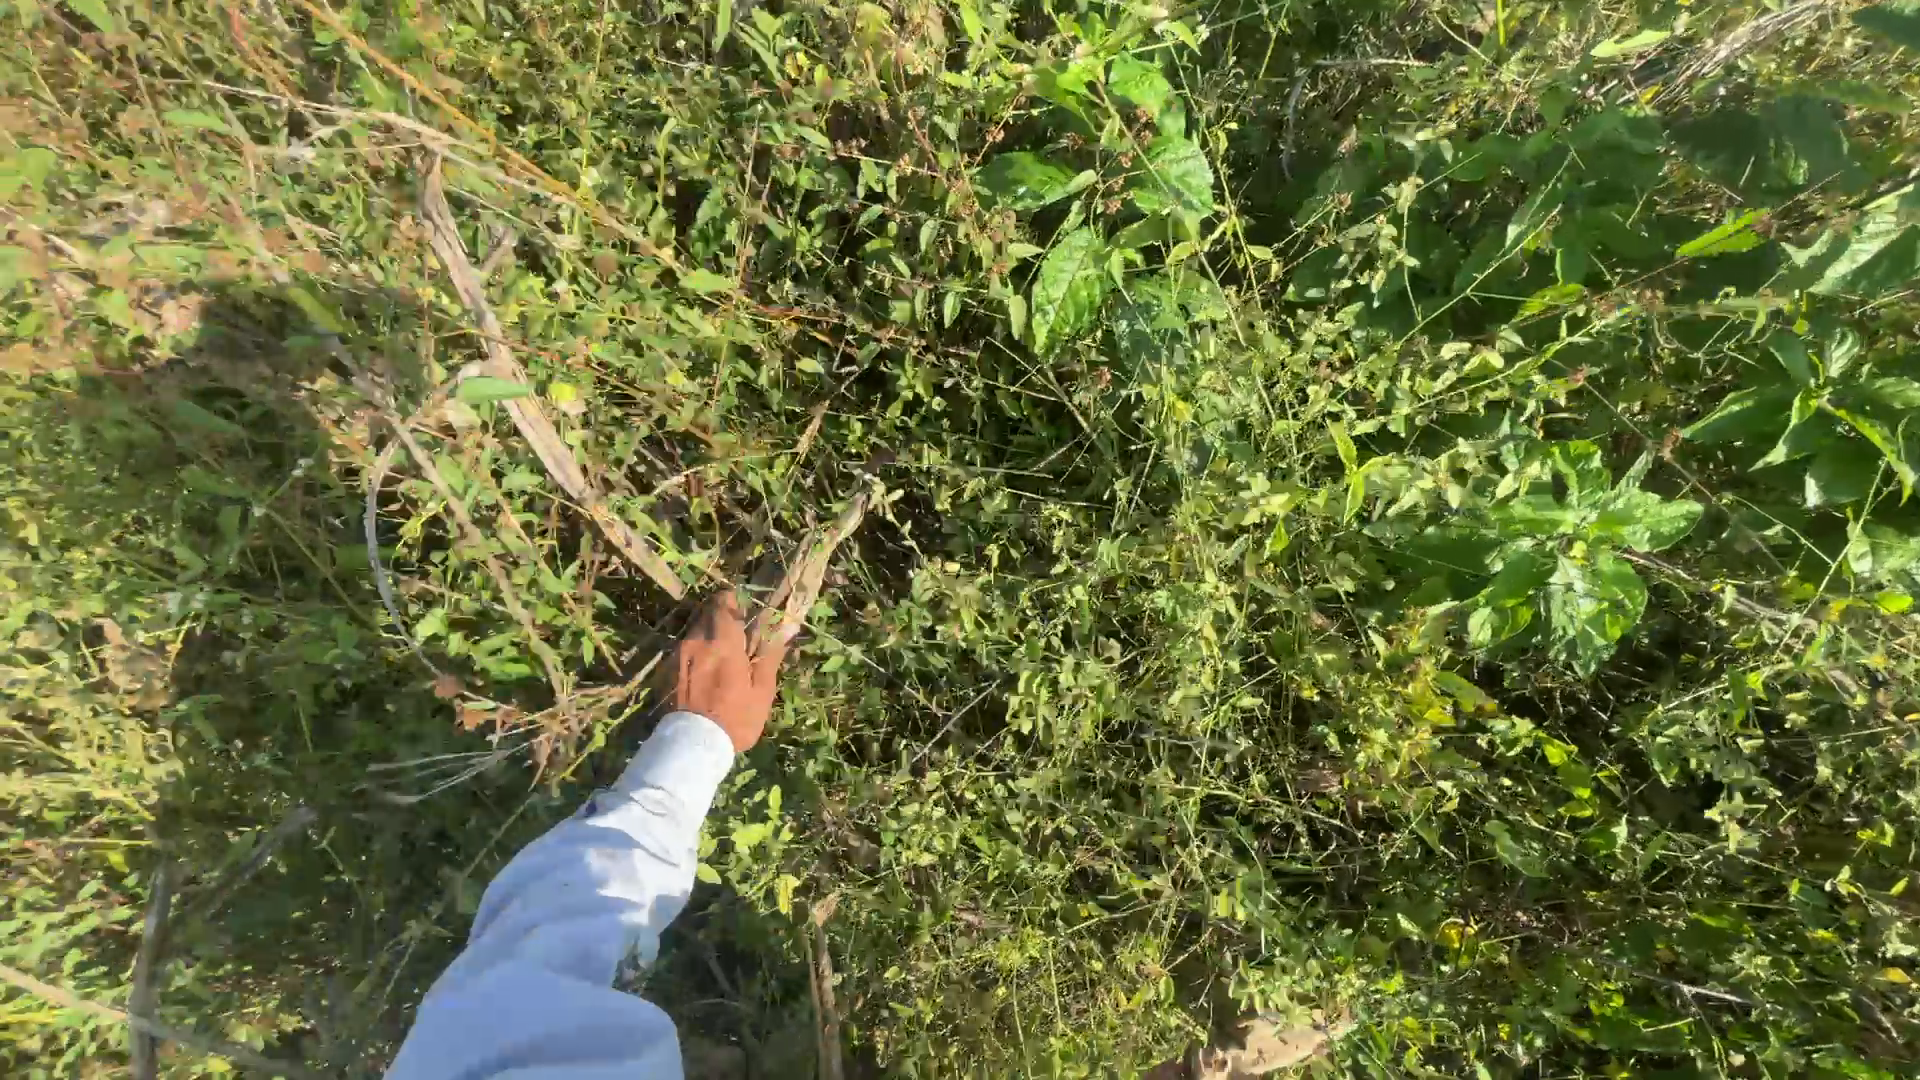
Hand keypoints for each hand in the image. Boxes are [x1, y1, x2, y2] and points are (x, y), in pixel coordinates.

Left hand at [673, 591, 790, 752]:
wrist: (693, 748)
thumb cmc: (736, 719)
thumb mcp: (762, 689)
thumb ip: (770, 654)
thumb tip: (786, 627)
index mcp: (722, 642)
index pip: (723, 603)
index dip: (734, 601)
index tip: (745, 610)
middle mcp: (696, 642)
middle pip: (706, 614)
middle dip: (722, 617)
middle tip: (738, 634)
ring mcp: (677, 656)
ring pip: (694, 631)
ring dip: (708, 635)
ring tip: (722, 656)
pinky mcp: (666, 671)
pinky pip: (684, 650)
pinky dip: (696, 653)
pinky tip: (706, 672)